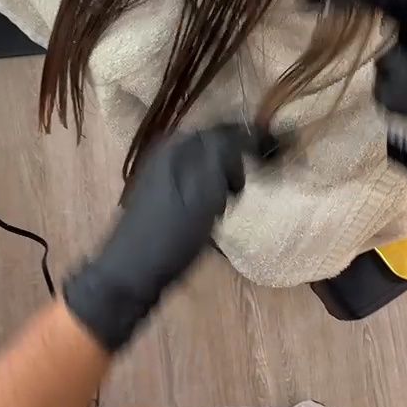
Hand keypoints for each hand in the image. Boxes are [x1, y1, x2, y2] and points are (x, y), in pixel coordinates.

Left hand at [64, 123, 253, 350]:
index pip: (224, 130)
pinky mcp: (159, 199)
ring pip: (204, 166)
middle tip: (252, 181)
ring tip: (233, 200)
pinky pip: (194, 184)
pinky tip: (213, 214)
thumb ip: (222, 156)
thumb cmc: (170, 237)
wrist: (129, 276)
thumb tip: (244, 134)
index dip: (252, 138)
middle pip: (213, 146)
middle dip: (237, 159)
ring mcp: (159, 178)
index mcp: (176, 149)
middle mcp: (166, 156)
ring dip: (224, 177)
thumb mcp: (204, 194)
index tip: (277, 151)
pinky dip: (210, 192)